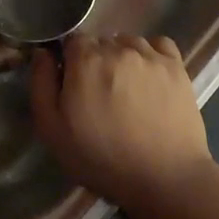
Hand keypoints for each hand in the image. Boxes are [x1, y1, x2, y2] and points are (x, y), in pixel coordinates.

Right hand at [30, 35, 213, 218]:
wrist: (164, 178)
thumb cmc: (100, 158)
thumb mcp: (52, 130)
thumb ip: (41, 84)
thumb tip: (43, 53)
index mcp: (85, 60)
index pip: (72, 40)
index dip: (69, 60)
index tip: (72, 85)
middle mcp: (118, 48)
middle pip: (100, 41)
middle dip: (94, 61)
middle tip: (98, 94)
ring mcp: (151, 56)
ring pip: (128, 42)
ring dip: (121, 57)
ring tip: (125, 88)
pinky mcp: (177, 68)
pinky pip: (158, 44)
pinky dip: (150, 54)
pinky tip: (148, 76)